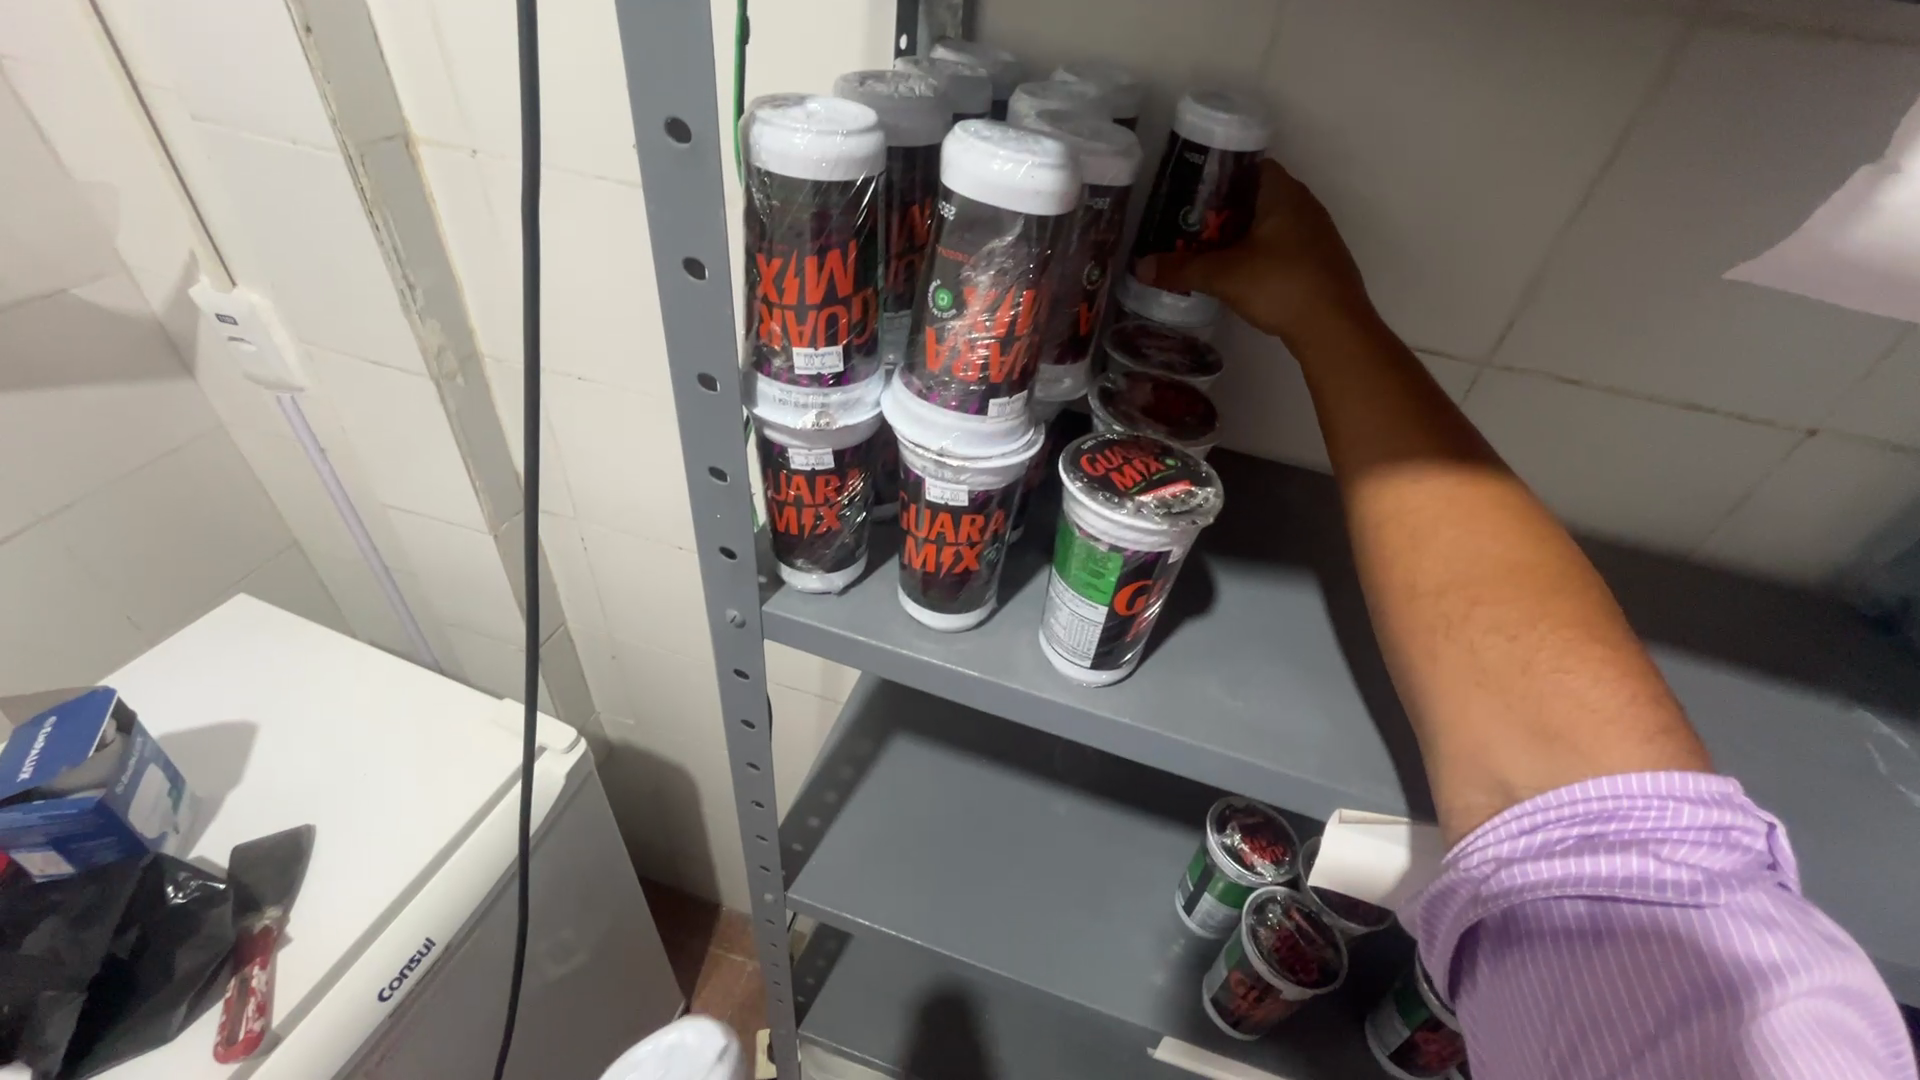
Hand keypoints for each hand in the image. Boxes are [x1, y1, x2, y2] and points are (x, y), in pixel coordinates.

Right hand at [1135, 160, 1376, 345]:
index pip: (1247, 167)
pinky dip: (1256, 253)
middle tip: (1188, 229)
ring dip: (1239, 236)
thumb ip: (1181, 269)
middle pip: (1254, 197)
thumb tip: (1140, 267)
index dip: (1217, 178)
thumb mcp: (1223, 275)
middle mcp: (1302, 203)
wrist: (1332, 325)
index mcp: (1282, 192)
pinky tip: (1237, 274)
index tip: (1189, 196)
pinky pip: (1279, 246)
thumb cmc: (1280, 284)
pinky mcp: (1317, 260)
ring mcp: (1314, 232)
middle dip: (1221, 212)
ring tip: (1206, 252)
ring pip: (1267, 223)